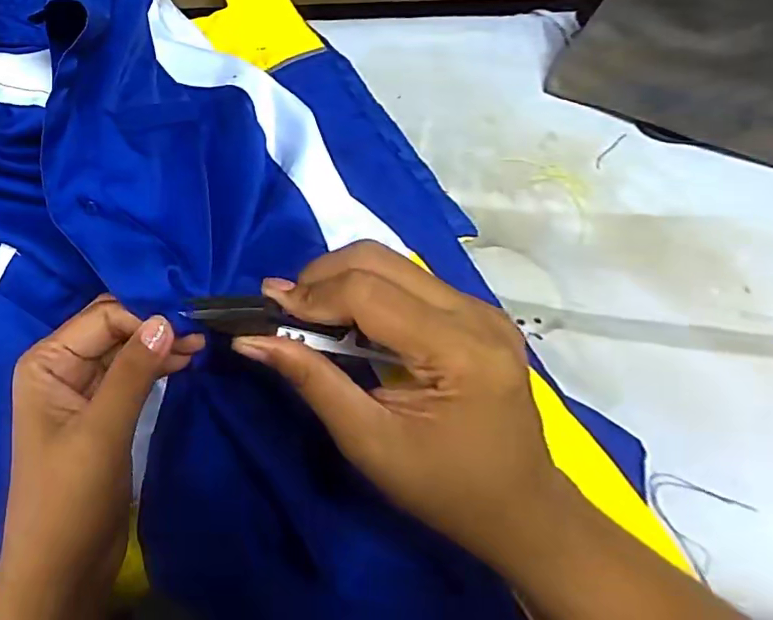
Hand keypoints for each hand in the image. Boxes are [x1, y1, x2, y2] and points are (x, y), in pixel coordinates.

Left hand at [0, 296, 203, 619]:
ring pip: (122, 352)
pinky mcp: (100, 414)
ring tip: (201, 344)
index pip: (99, 319)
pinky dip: (153, 369)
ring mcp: (80, 390)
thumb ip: (132, 373)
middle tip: (201, 328)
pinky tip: (183, 362)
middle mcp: (60, 366)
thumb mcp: (102, 431)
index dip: (142, 314)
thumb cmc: (69, 496)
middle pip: (110, 329)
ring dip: (156, 346)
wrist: (60, 571)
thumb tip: (164, 319)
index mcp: (46, 360)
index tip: (188, 318)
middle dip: (150, 325)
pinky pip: (128, 377)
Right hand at [234, 243, 743, 619]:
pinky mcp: (474, 310)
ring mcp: (480, 308)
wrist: (525, 512)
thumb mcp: (368, 442)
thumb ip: (310, 380)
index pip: (369, 293)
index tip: (269, 312)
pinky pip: (403, 275)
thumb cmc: (445, 486)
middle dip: (319, 277)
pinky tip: (348, 319)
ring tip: (312, 314)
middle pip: (376, 260)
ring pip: (387, 260)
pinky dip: (361, 285)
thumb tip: (248, 338)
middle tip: (288, 311)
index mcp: (462, 353)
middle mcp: (477, 316)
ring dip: (338, 277)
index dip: (311, 295)